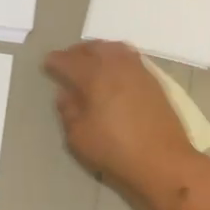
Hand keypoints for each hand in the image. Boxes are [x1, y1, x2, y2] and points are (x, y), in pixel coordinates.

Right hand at [43, 40, 197, 202]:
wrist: (163, 161)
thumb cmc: (114, 150)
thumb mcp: (78, 136)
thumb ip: (68, 111)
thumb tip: (65, 94)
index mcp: (95, 77)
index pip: (70, 61)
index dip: (56, 61)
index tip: (47, 64)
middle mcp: (117, 67)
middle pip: (94, 48)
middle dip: (77, 51)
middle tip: (67, 60)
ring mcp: (139, 71)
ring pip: (115, 49)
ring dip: (99, 51)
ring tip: (91, 61)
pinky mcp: (154, 81)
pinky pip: (130, 58)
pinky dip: (116, 58)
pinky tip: (113, 72)